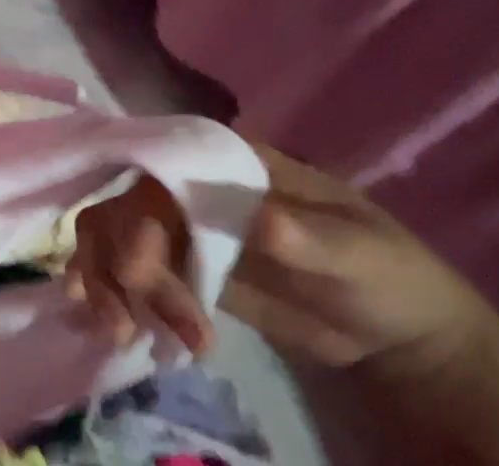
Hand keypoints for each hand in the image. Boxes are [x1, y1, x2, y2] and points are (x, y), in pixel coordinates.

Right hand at [67, 144, 493, 367]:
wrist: (394, 336)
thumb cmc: (387, 277)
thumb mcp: (364, 256)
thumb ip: (312, 239)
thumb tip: (264, 222)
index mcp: (228, 163)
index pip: (159, 168)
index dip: (137, 211)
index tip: (137, 272)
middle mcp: (188, 186)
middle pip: (123, 208)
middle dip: (123, 265)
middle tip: (138, 323)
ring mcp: (176, 227)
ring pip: (107, 236)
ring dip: (105, 284)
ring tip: (126, 336)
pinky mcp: (173, 269)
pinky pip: (120, 272)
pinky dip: (107, 296)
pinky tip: (120, 331)